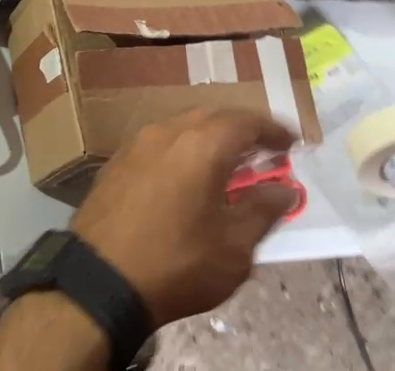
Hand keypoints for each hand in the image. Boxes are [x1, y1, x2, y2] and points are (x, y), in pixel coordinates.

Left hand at [71, 108, 299, 326]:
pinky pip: (158, 144)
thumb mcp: (234, 246)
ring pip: (180, 128)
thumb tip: (285, 188)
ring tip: (232, 165)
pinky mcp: (116, 162)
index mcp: (199, 146)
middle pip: (209, 118)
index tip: (292, 142)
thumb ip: (262, 210)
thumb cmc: (178, 262)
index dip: (271, 129)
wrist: (102, 275)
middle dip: (240, 130)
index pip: (243, 122)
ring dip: (209, 139)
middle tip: (266, 152)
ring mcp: (135, 145)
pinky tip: (191, 176)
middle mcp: (164, 133)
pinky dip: (183, 151)